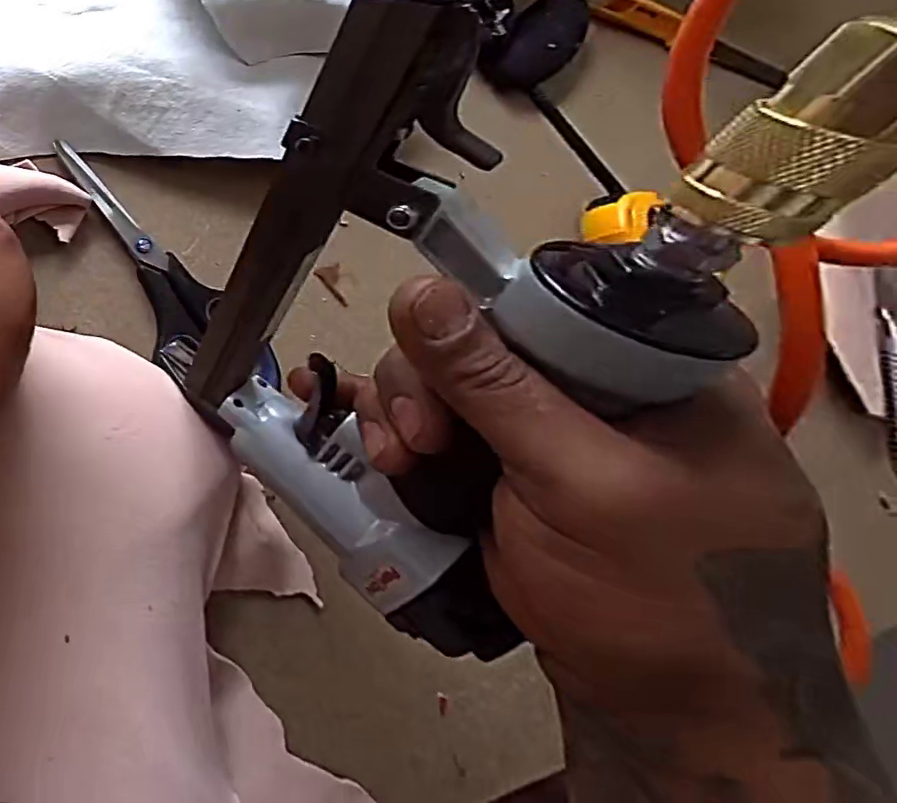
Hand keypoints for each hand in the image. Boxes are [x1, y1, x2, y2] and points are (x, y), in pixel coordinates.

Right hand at [293, 277, 887, 797]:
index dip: (469, 327)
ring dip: (390, 416)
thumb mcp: (580, 480)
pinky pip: (408, 420)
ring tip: (393, 464)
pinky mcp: (476, 461)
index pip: (532, 308)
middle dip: (420, 390)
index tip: (436, 375)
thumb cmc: (657, 593)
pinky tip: (332, 415)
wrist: (645, 699)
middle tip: (419, 443)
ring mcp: (519, 429)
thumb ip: (494, 385)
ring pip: (423, 383)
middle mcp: (573, 391)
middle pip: (461, 347)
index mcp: (638, 375)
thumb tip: (418, 289)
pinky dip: (372, 422)